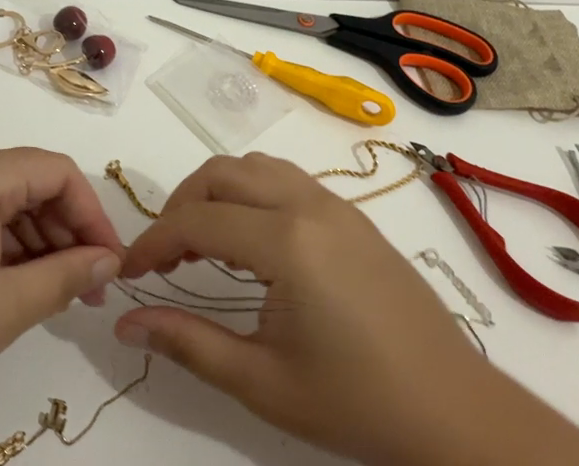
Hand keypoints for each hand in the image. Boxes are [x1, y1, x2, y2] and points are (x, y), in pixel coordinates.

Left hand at [0, 147, 124, 417]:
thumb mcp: (3, 307)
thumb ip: (66, 278)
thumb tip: (108, 262)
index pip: (57, 172)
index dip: (93, 215)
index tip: (111, 266)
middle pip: (31, 184)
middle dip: (68, 232)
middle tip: (89, 289)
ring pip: (4, 204)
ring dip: (38, 245)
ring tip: (58, 297)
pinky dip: (5, 250)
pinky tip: (16, 290)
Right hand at [114, 152, 578, 465]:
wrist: (453, 410)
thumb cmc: (355, 401)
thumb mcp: (261, 381)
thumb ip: (187, 343)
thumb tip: (124, 323)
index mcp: (287, 242)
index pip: (196, 220)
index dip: (152, 243)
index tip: (126, 274)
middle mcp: (310, 206)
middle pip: (222, 175)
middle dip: (180, 207)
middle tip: (162, 258)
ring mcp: (338, 207)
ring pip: (256, 168)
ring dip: (217, 193)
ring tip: (201, 245)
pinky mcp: (355, 218)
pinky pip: (288, 181)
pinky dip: (251, 194)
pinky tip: (250, 243)